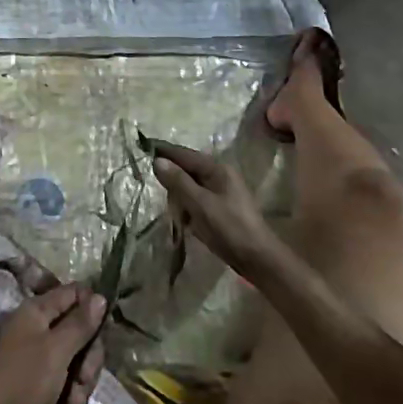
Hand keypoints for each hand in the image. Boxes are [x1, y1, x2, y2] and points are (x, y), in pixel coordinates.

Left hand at [0, 284, 106, 403]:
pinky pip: (69, 386)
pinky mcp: (43, 388)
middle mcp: (39, 331)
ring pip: (78, 362)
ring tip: (71, 402)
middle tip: (83, 376)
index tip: (104, 327)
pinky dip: (71, 400)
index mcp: (36, 311)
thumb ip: (80, 324)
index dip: (91, 307)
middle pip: (80, 331)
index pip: (73, 293)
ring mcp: (40, 361)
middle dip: (88, 358)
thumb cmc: (24, 383)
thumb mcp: (56, 350)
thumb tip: (101, 296)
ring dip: (81, 385)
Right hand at [151, 141, 279, 277]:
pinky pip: (197, 201)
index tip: (144, 146)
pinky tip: (185, 222)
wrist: (258, 258)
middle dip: (172, 179)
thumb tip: (157, 160)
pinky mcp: (221, 208)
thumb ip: (178, 181)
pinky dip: (188, 208)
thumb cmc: (229, 227)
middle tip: (159, 189)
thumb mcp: (200, 203)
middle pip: (187, 170)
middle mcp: (219, 175)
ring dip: (180, 197)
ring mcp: (221, 192)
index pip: (184, 154)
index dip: (165, 151)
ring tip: (174, 212)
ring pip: (190, 187)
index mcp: (217, 169)